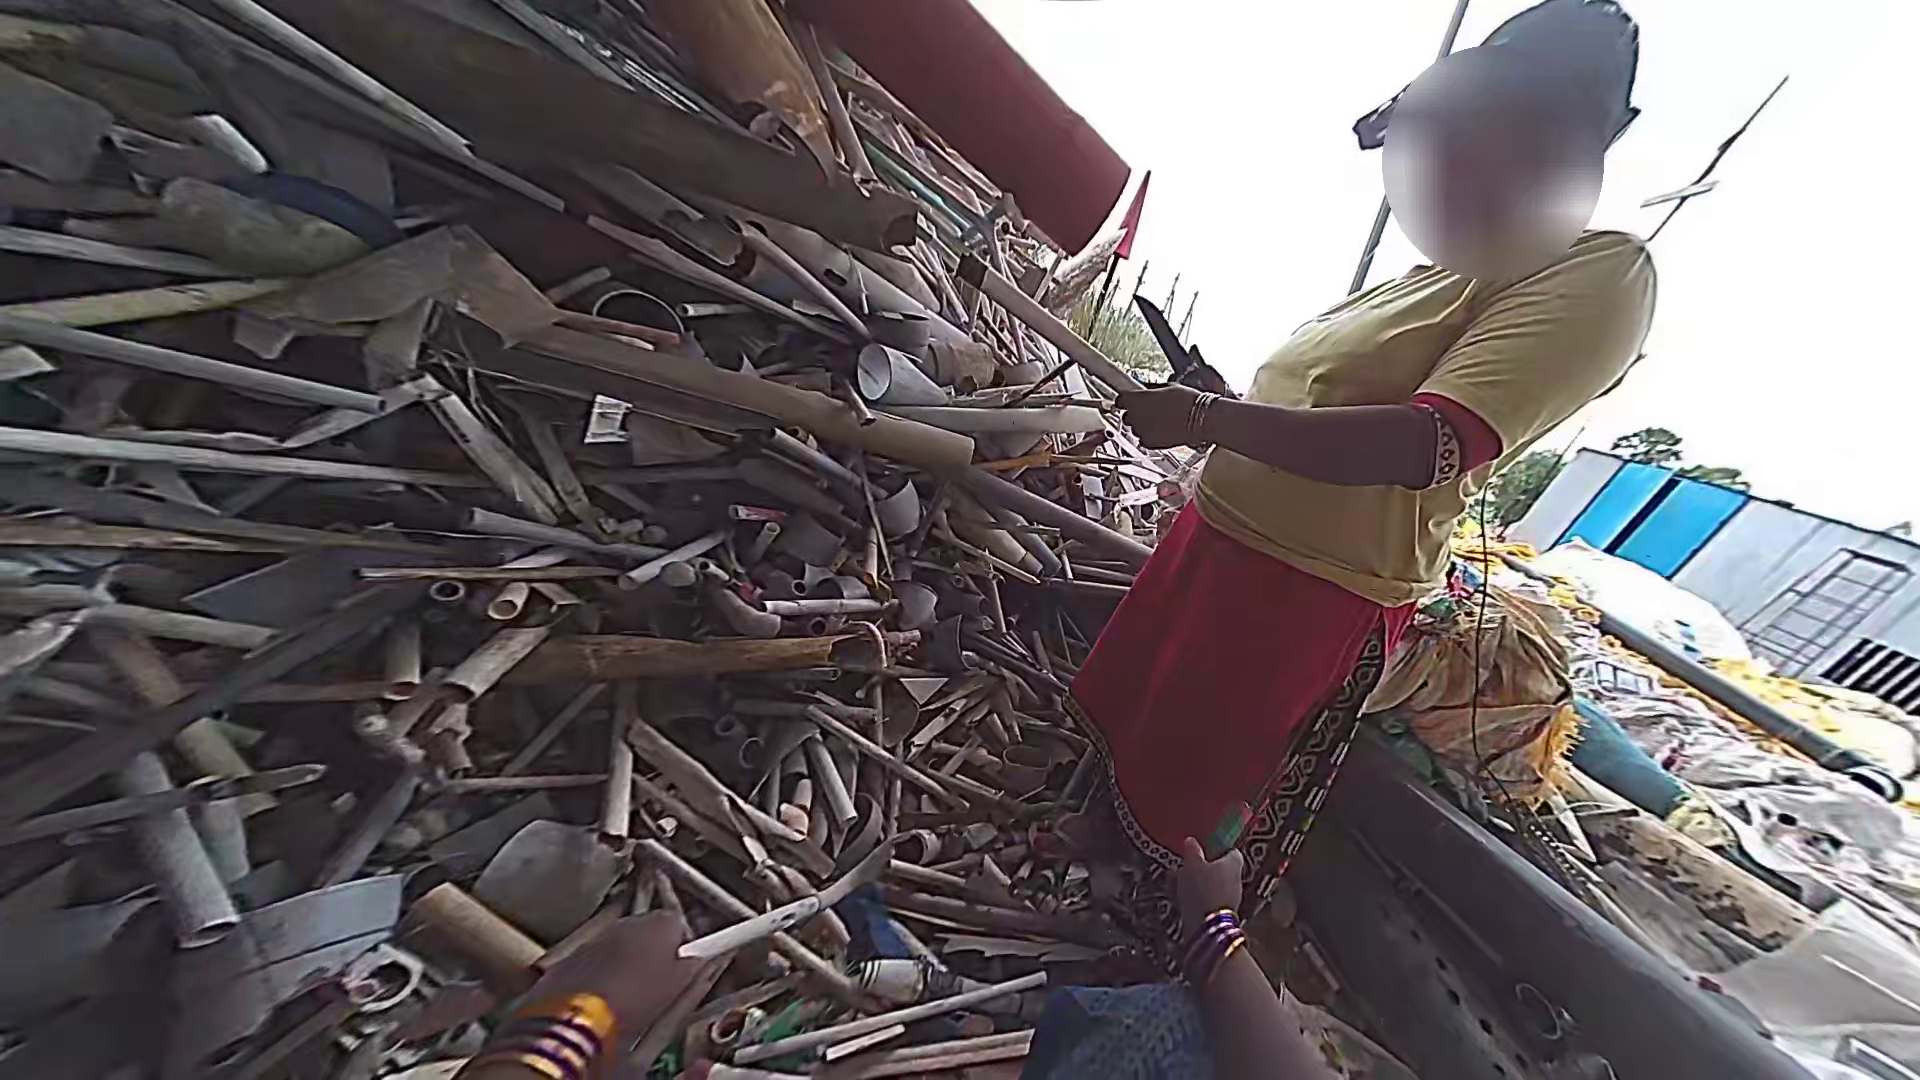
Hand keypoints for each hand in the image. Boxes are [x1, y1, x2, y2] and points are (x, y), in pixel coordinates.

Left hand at [525, 912, 701, 1041]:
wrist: (574, 1021)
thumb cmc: (632, 1002)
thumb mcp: (673, 990)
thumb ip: (691, 969)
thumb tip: (698, 963)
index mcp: (662, 922)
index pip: (680, 926)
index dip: (681, 948)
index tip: (680, 968)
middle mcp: (631, 920)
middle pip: (649, 932)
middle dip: (651, 952)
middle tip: (653, 983)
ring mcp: (599, 936)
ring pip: (620, 945)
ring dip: (624, 961)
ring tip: (624, 994)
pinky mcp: (571, 956)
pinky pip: (593, 959)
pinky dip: (597, 972)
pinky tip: (598, 998)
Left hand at [1116, 384, 1203, 448]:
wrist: (1199, 419)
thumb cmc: (1187, 401)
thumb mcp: (1167, 387)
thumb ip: (1151, 390)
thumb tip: (1145, 388)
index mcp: (1136, 399)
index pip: (1120, 400)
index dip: (1126, 401)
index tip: (1129, 401)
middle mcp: (1134, 416)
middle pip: (1127, 416)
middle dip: (1135, 414)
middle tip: (1149, 411)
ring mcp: (1140, 431)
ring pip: (1135, 429)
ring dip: (1143, 425)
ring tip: (1160, 421)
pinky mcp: (1148, 443)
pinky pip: (1143, 439)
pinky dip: (1149, 436)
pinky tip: (1162, 430)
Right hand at [1177, 835, 1245, 929]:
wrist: (1207, 927)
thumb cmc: (1202, 887)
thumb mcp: (1192, 864)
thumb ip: (1192, 851)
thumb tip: (1192, 840)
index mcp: (1232, 865)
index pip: (1232, 852)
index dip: (1220, 848)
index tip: (1207, 846)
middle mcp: (1236, 881)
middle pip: (1223, 869)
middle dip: (1207, 866)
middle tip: (1189, 862)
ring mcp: (1231, 900)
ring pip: (1215, 885)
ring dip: (1201, 882)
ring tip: (1179, 879)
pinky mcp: (1222, 915)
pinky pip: (1210, 899)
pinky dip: (1199, 896)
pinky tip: (1181, 894)